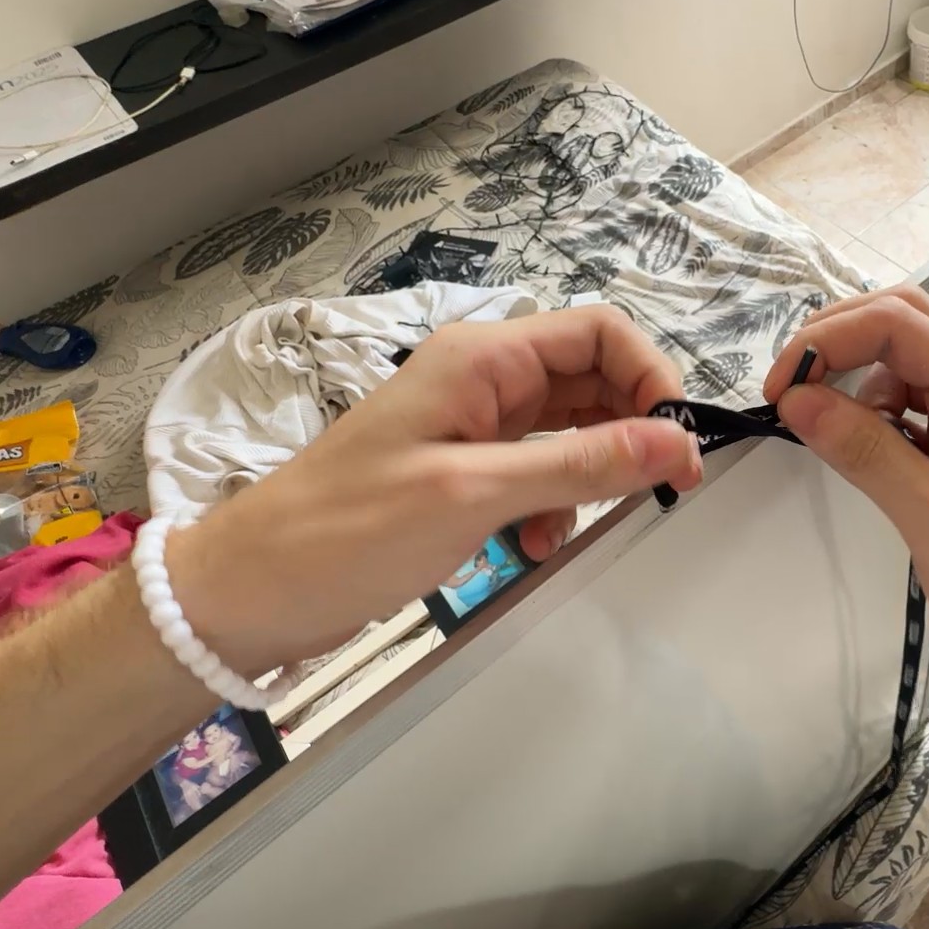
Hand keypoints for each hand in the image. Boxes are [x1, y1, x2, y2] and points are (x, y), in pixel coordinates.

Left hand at [166, 305, 703, 675]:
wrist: (249, 595)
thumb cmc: (350, 529)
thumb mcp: (476, 492)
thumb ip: (583, 464)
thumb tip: (679, 441)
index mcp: (487, 359)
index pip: (602, 334)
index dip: (652, 377)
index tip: (678, 442)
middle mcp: (490, 381)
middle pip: (596, 382)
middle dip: (631, 432)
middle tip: (659, 487)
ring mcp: (482, 426)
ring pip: (576, 432)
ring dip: (592, 478)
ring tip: (571, 527)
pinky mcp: (474, 469)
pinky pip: (546, 473)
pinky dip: (558, 506)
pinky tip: (535, 544)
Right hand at [764, 287, 928, 731]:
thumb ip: (865, 451)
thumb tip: (796, 398)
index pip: (898, 322)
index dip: (828, 340)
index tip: (780, 391)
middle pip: (905, 322)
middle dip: (839, 342)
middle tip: (790, 391)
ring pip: (907, 361)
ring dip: (858, 381)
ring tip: (832, 435)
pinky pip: (918, 403)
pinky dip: (878, 413)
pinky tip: (865, 451)